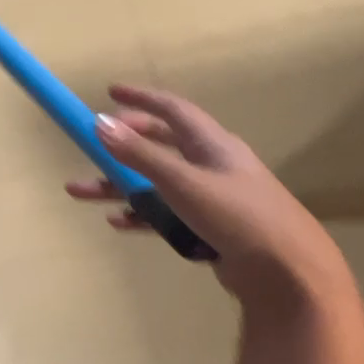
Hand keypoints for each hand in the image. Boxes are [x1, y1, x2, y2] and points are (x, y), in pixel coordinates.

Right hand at [66, 84, 353, 305]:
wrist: (285, 272)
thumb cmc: (237, 217)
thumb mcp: (182, 182)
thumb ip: (139, 154)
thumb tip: (98, 123)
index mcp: (213, 146)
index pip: (174, 110)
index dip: (142, 99)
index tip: (110, 92)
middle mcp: (212, 165)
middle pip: (161, 144)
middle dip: (123, 143)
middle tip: (93, 142)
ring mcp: (210, 196)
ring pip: (153, 182)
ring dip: (116, 185)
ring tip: (78, 192)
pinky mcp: (206, 225)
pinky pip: (162, 212)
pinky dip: (138, 213)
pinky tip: (118, 221)